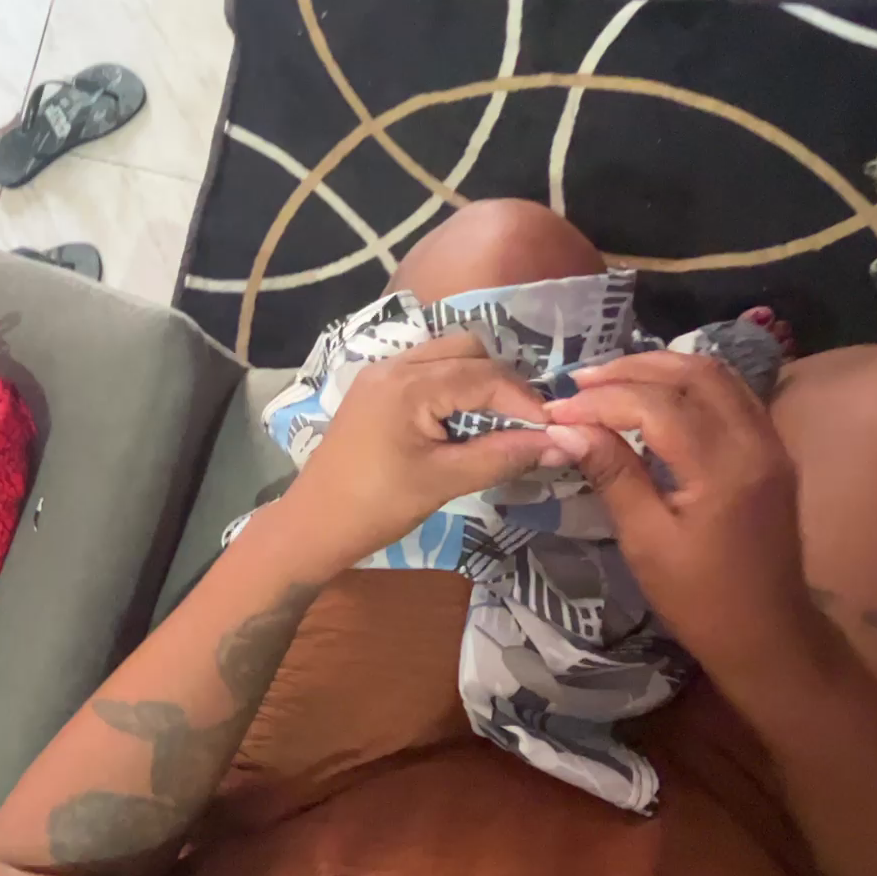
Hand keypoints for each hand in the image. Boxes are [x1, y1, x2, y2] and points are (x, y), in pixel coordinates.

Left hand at [277, 330, 567, 574]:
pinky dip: (451, 385)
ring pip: (445, 355)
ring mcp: (380, 374)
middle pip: (467, 350)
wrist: (313, 525)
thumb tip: (563, 444)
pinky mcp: (374, 389)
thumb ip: (503, 457)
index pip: (484, 376)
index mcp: (408, 384)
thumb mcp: (444, 481)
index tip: (554, 429)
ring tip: (498, 421)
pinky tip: (462, 419)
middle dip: (502, 382)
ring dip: (477, 380)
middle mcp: (393, 365)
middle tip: (525, 423)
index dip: (525, 401)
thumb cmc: (376, 506)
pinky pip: (424, 370)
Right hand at [540, 351, 819, 670]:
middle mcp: (756, 442)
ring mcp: (770, 443)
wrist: (769, 636)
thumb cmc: (699, 599)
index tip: (558, 412)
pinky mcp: (771, 450)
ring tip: (608, 382)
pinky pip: (729, 394)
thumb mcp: (645, 540)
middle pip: (694, 372)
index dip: (602, 401)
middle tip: (580, 383)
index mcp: (724, 469)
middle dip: (631, 369)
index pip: (658, 405)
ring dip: (660, 368)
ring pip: (716, 375)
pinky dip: (686, 384)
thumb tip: (565, 429)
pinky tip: (652, 396)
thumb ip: (612, 474)